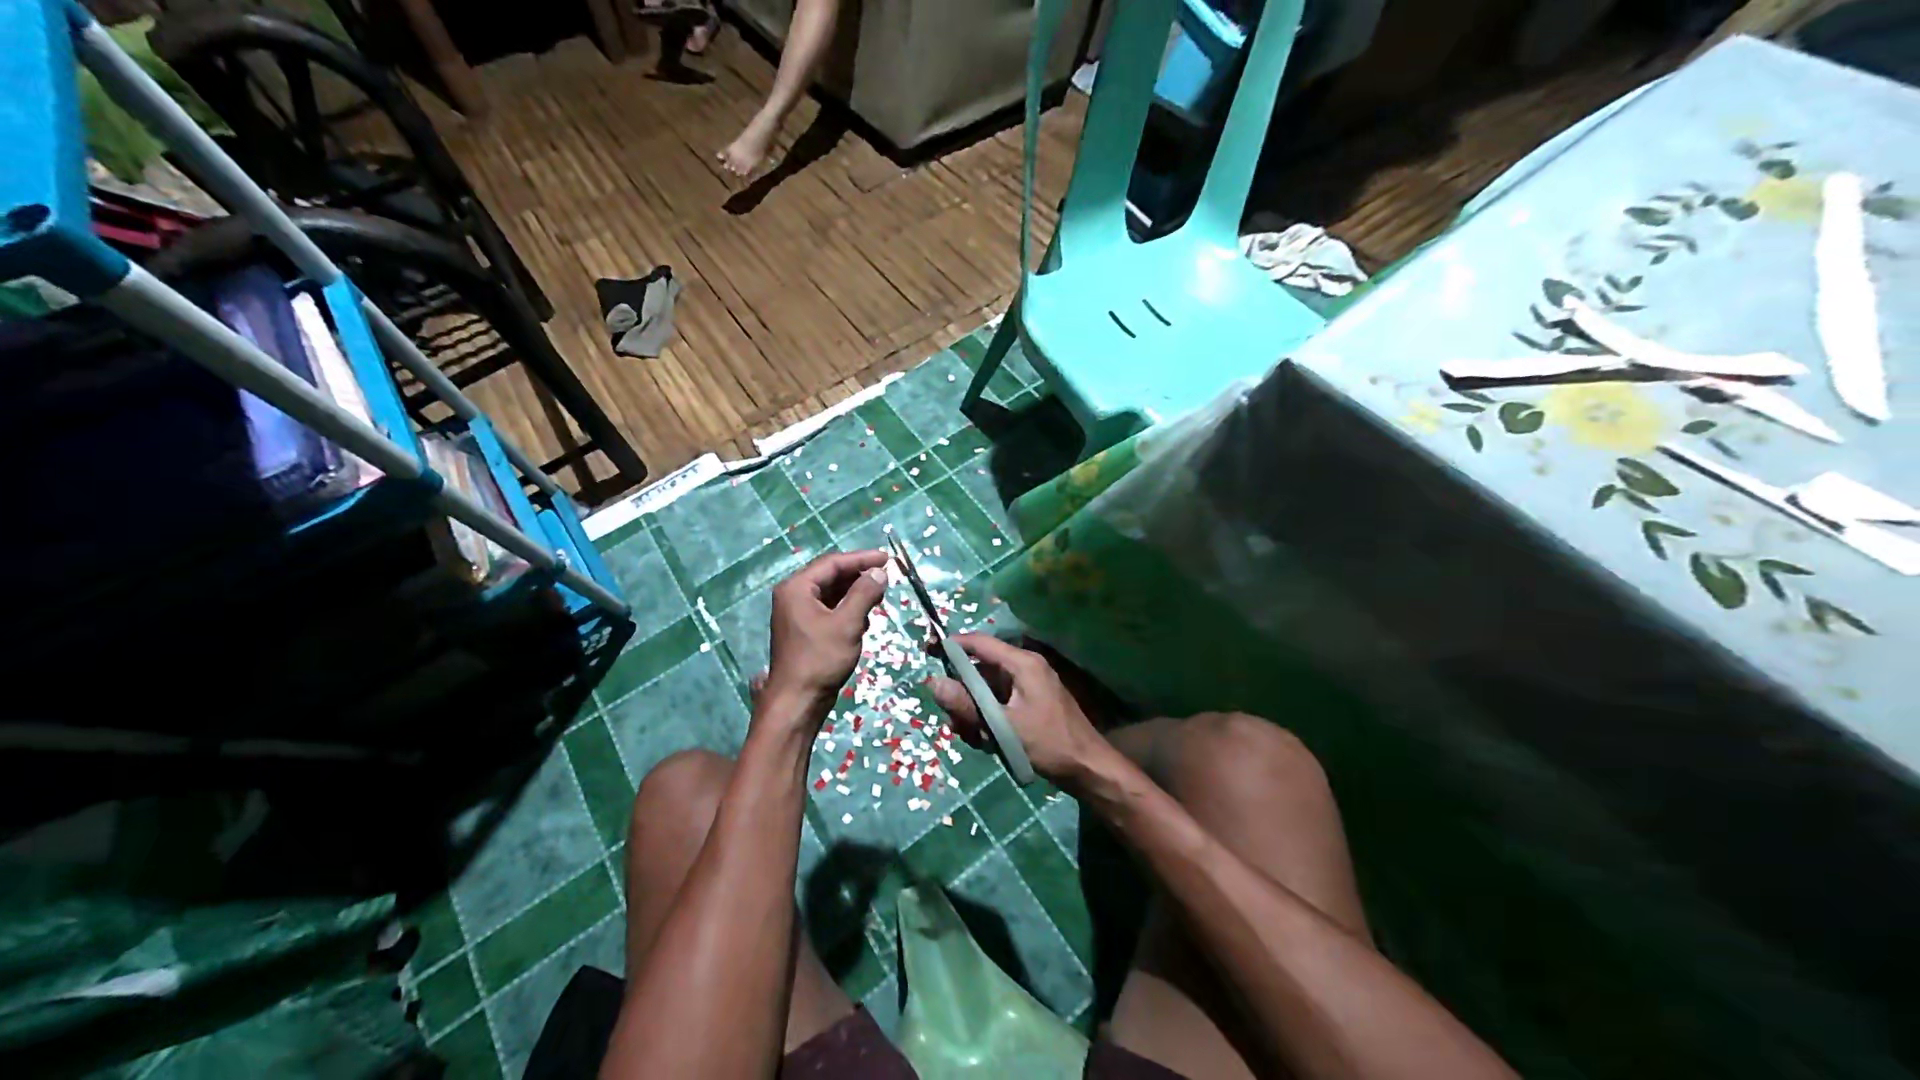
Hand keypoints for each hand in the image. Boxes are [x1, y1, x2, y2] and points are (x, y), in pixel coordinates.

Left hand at [763, 550, 889, 721]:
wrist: (798, 701)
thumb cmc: (820, 659)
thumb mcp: (847, 624)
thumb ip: (864, 593)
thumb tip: (880, 572)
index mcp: (797, 588)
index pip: (833, 563)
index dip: (862, 559)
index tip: (888, 559)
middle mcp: (793, 596)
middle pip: (830, 576)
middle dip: (859, 576)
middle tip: (886, 576)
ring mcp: (797, 614)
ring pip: (831, 593)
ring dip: (855, 593)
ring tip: (879, 596)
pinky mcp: (804, 630)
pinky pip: (829, 609)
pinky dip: (847, 609)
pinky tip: (864, 617)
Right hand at [926, 635, 1106, 785]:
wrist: (1087, 768)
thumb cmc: (1048, 743)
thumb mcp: (1002, 726)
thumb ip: (967, 704)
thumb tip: (933, 682)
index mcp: (1022, 664)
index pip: (979, 643)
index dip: (951, 645)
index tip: (927, 652)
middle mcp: (1024, 669)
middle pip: (979, 671)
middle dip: (963, 698)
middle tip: (958, 724)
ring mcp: (1028, 687)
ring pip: (986, 692)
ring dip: (975, 715)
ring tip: (979, 741)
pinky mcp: (1029, 704)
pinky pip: (998, 704)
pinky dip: (989, 721)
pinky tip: (990, 744)